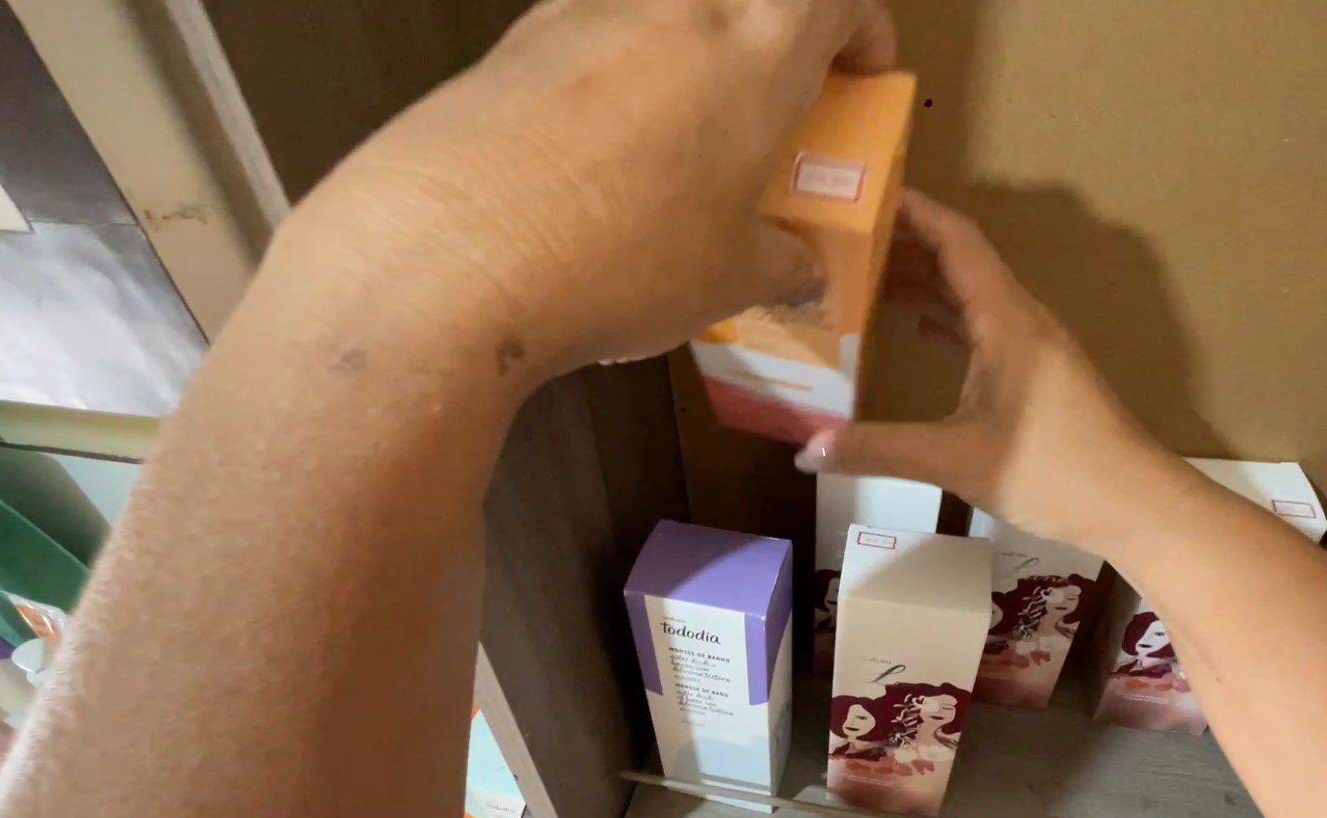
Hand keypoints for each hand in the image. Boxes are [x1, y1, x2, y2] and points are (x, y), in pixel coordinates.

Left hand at [282, 0, 896, 395]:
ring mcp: (587, 9)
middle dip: (778, 41)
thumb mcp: (731, 280)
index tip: (866, 73)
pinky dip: (623, 79)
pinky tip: (601, 157)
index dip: (865, 29)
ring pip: (669, 14)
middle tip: (775, 108)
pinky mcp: (517, 39)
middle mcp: (676, 2)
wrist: (460, 254)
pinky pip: (597, 40)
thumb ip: (785, 266)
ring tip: (683, 142)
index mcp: (755, 48)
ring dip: (695, 58)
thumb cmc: (632, 262)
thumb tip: (807, 274)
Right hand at [795, 190, 1199, 559]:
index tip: (863, 197)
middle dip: (903, 248)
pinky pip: (980, 330)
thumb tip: (805, 450)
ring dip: (922, 286)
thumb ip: (879, 451)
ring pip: (970, 298)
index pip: (956, 241)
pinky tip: (914, 332)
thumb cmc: (1054, 470)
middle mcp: (1020, 321)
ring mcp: (1030, 350)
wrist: (1134, 505)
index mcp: (1007, 319)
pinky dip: (943, 323)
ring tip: (863, 283)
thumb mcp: (956, 460)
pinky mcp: (1033, 378)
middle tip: (843, 246)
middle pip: (958, 263)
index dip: (912, 213)